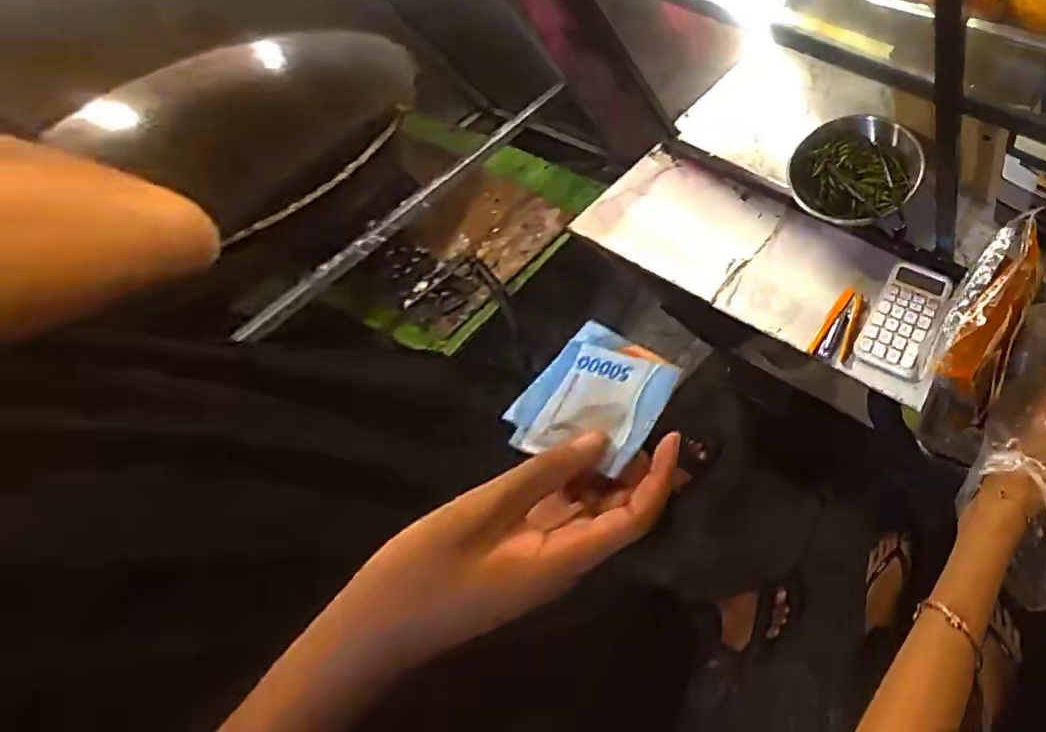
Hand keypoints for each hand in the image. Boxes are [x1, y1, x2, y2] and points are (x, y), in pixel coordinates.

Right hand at [313, 430, 680, 667]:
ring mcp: (547, 557)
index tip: (670, 435)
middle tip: (635, 419)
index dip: (661, 477)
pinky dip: (575, 481)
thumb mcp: (481, 512)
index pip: (637, 518)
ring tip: (605, 424)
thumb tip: (601, 439)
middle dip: (638, 466)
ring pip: (597, 508)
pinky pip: (567, 512)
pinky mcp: (526, 551)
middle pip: (623, 510)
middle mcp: (568, 559)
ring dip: (606, 470)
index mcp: (566, 560)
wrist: (360, 639)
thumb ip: (545, 474)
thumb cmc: (416, 576)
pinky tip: (567, 450)